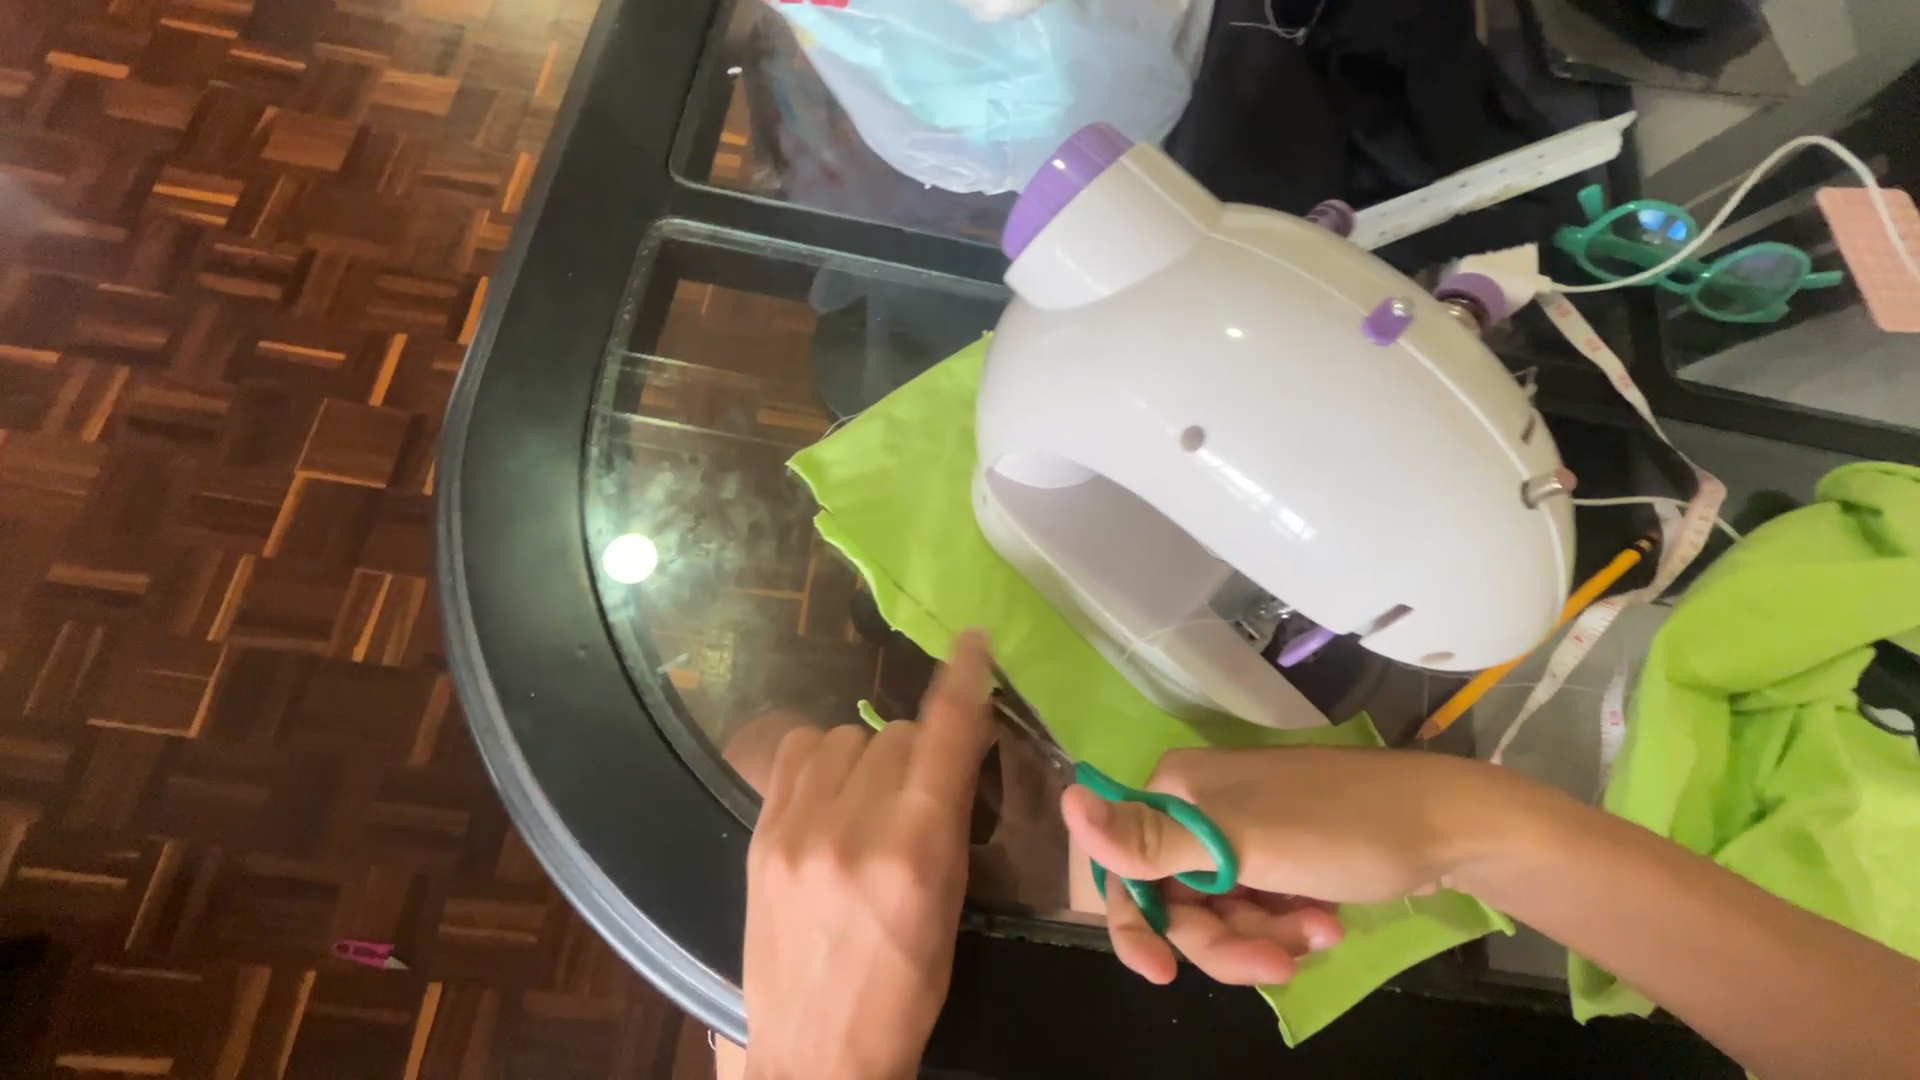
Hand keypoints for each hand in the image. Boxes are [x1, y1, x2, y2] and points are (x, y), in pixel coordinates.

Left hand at [742, 631, 996, 1079]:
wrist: (815, 1050)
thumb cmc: (906, 985)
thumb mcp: (949, 904)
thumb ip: (951, 814)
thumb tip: (959, 741)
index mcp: (916, 853)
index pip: (944, 738)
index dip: (962, 681)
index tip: (972, 641)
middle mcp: (854, 828)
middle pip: (896, 734)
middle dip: (917, 752)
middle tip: (916, 794)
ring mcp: (797, 828)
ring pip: (847, 736)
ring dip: (868, 756)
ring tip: (867, 799)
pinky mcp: (760, 833)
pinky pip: (798, 753)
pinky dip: (822, 761)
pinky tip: (828, 795)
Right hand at [1062, 746, 1511, 985]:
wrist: (1448, 825)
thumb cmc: (1337, 827)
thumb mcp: (1240, 843)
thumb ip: (1149, 838)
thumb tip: (1064, 801)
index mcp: (1174, 791)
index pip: (1122, 863)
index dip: (1136, 921)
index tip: (1163, 975)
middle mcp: (1195, 806)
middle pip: (1173, 896)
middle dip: (1220, 937)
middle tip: (1275, 963)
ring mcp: (1236, 830)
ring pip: (1216, 908)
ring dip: (1260, 935)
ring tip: (1315, 937)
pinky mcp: (1272, 851)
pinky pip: (1252, 903)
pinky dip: (1282, 923)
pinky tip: (1324, 924)